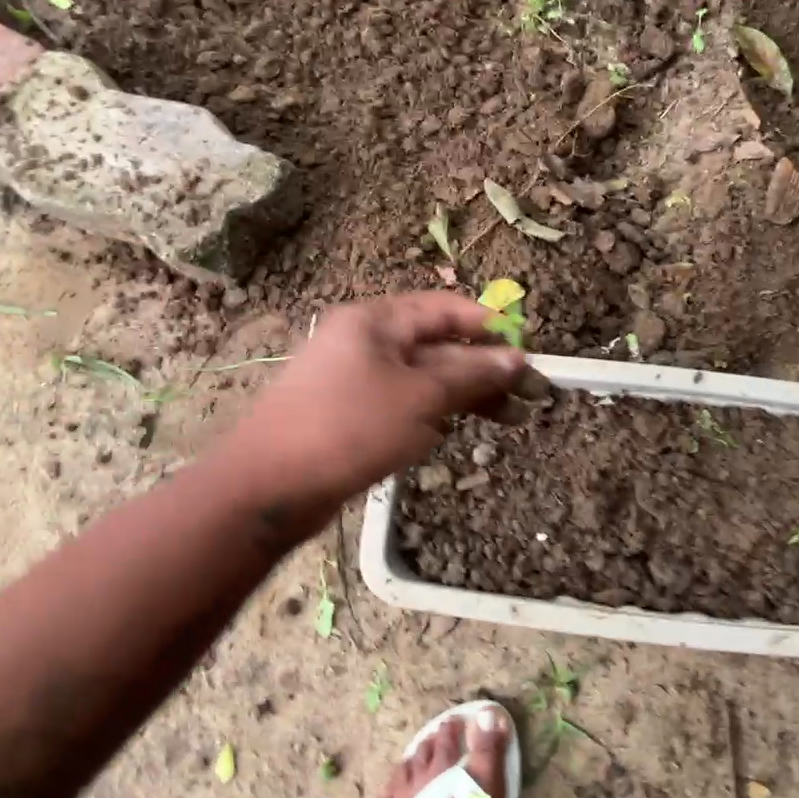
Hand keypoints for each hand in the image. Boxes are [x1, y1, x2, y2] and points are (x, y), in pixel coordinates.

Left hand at [217, 293, 536, 511]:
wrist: (267, 488)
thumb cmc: (349, 429)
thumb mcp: (422, 398)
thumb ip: (473, 375)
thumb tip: (518, 358)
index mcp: (377, 321)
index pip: (448, 309)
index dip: (493, 327)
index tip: (530, 353)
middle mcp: (367, 342)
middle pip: (441, 345)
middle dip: (488, 369)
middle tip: (530, 396)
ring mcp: (358, 379)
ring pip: (428, 378)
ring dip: (469, 395)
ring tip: (510, 420)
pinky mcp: (354, 414)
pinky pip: (408, 403)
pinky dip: (439, 413)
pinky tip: (462, 432)